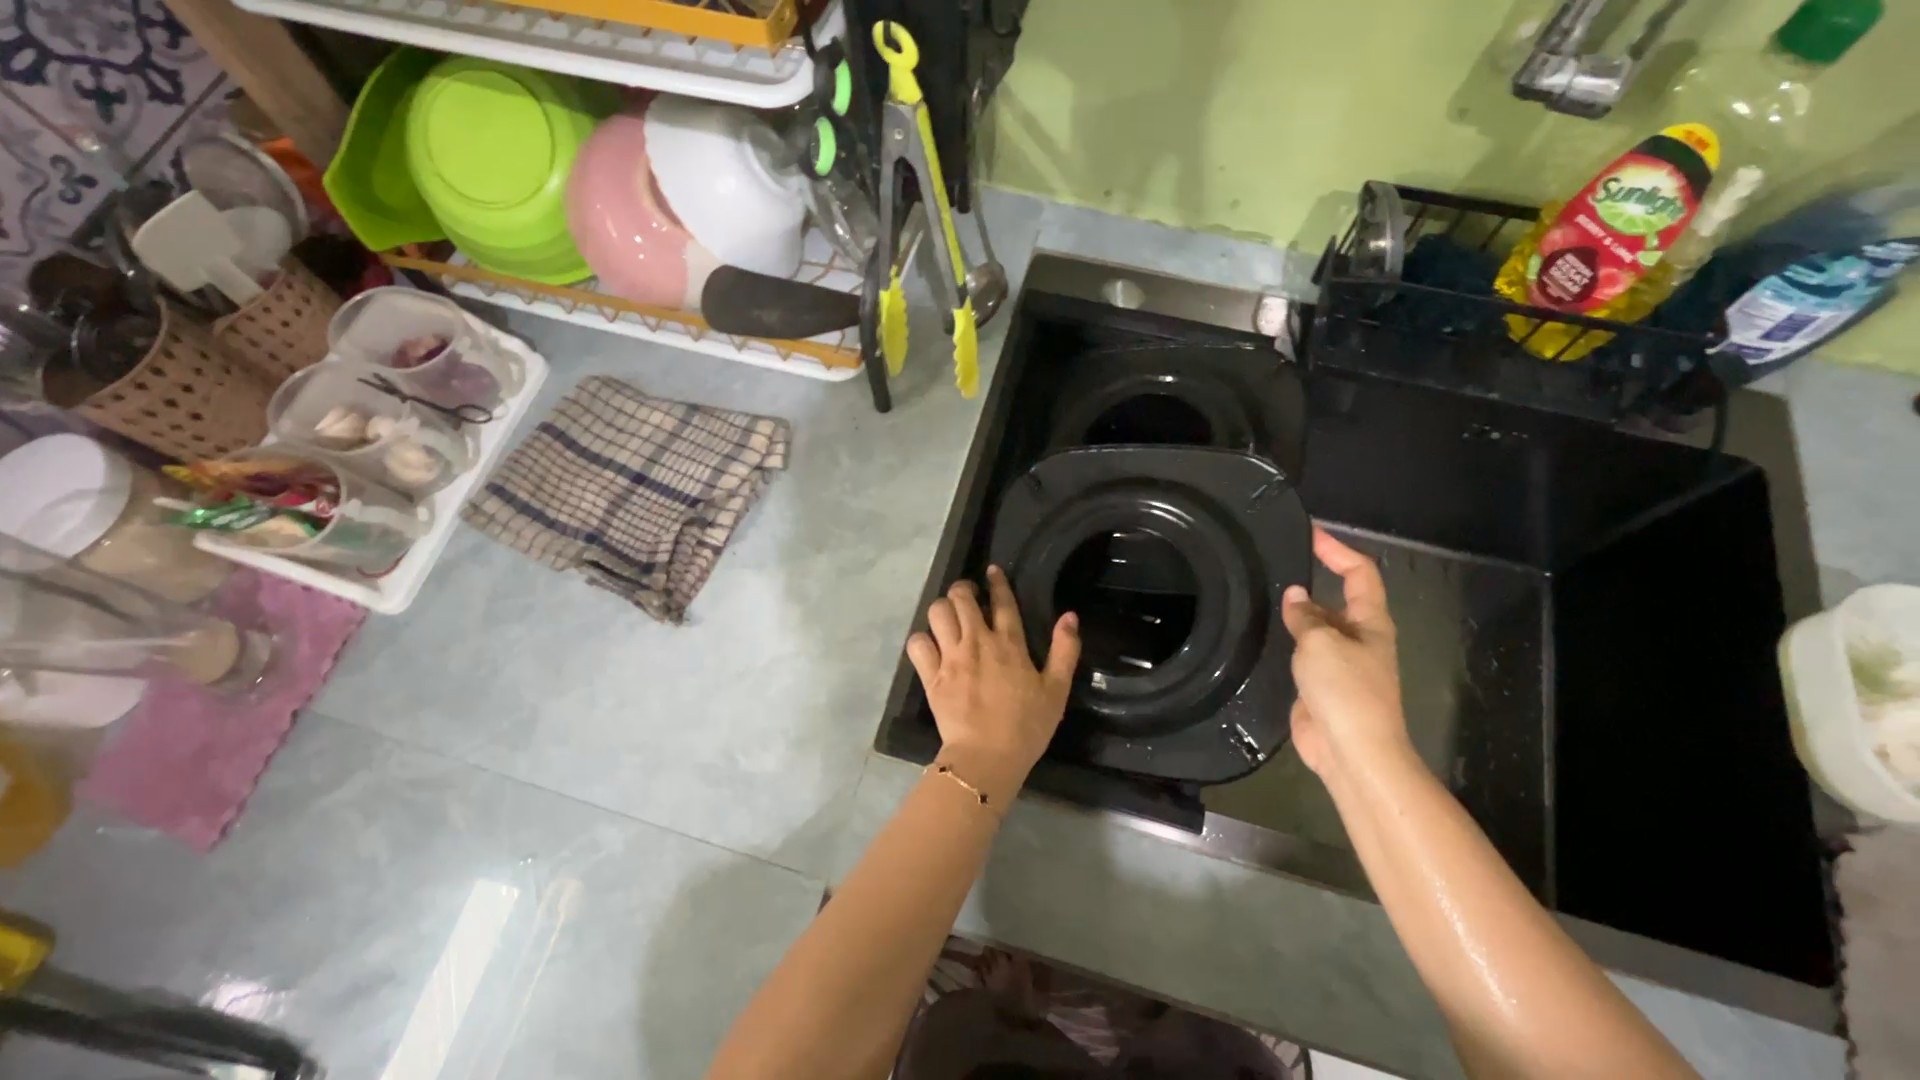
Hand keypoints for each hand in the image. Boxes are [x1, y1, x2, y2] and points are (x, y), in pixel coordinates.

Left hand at [907, 566, 1080, 803]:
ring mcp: (950, 657)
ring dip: (942, 609)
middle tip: (968, 597)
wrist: (987, 757)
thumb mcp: (1056, 690)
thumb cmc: (1026, 726)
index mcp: (1009, 644)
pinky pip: (917, 643)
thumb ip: (1064, 650)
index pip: (1002, 601)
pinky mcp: (930, 676)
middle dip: (963, 590)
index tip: (992, 571)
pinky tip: (930, 645)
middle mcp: (976, 642)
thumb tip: (1070, 616)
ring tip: (949, 617)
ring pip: (937, 612)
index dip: (997, 581)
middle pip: (961, 597)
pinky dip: (921, 639)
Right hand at [1281, 527, 1414, 784]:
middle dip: (1313, 580)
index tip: (1311, 533)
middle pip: (1338, 599)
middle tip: (1276, 565)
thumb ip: (1305, 616)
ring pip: (1318, 628)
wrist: (1352, 751)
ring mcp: (1341, 665)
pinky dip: (1287, 643)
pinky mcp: (1321, 688)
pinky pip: (1303, 655)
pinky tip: (1263, 638)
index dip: (1338, 550)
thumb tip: (1295, 595)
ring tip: (1261, 596)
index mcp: (1371, 623)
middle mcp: (1359, 639)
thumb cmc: (1346, 691)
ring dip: (1296, 613)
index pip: (1359, 573)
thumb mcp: (1321, 643)